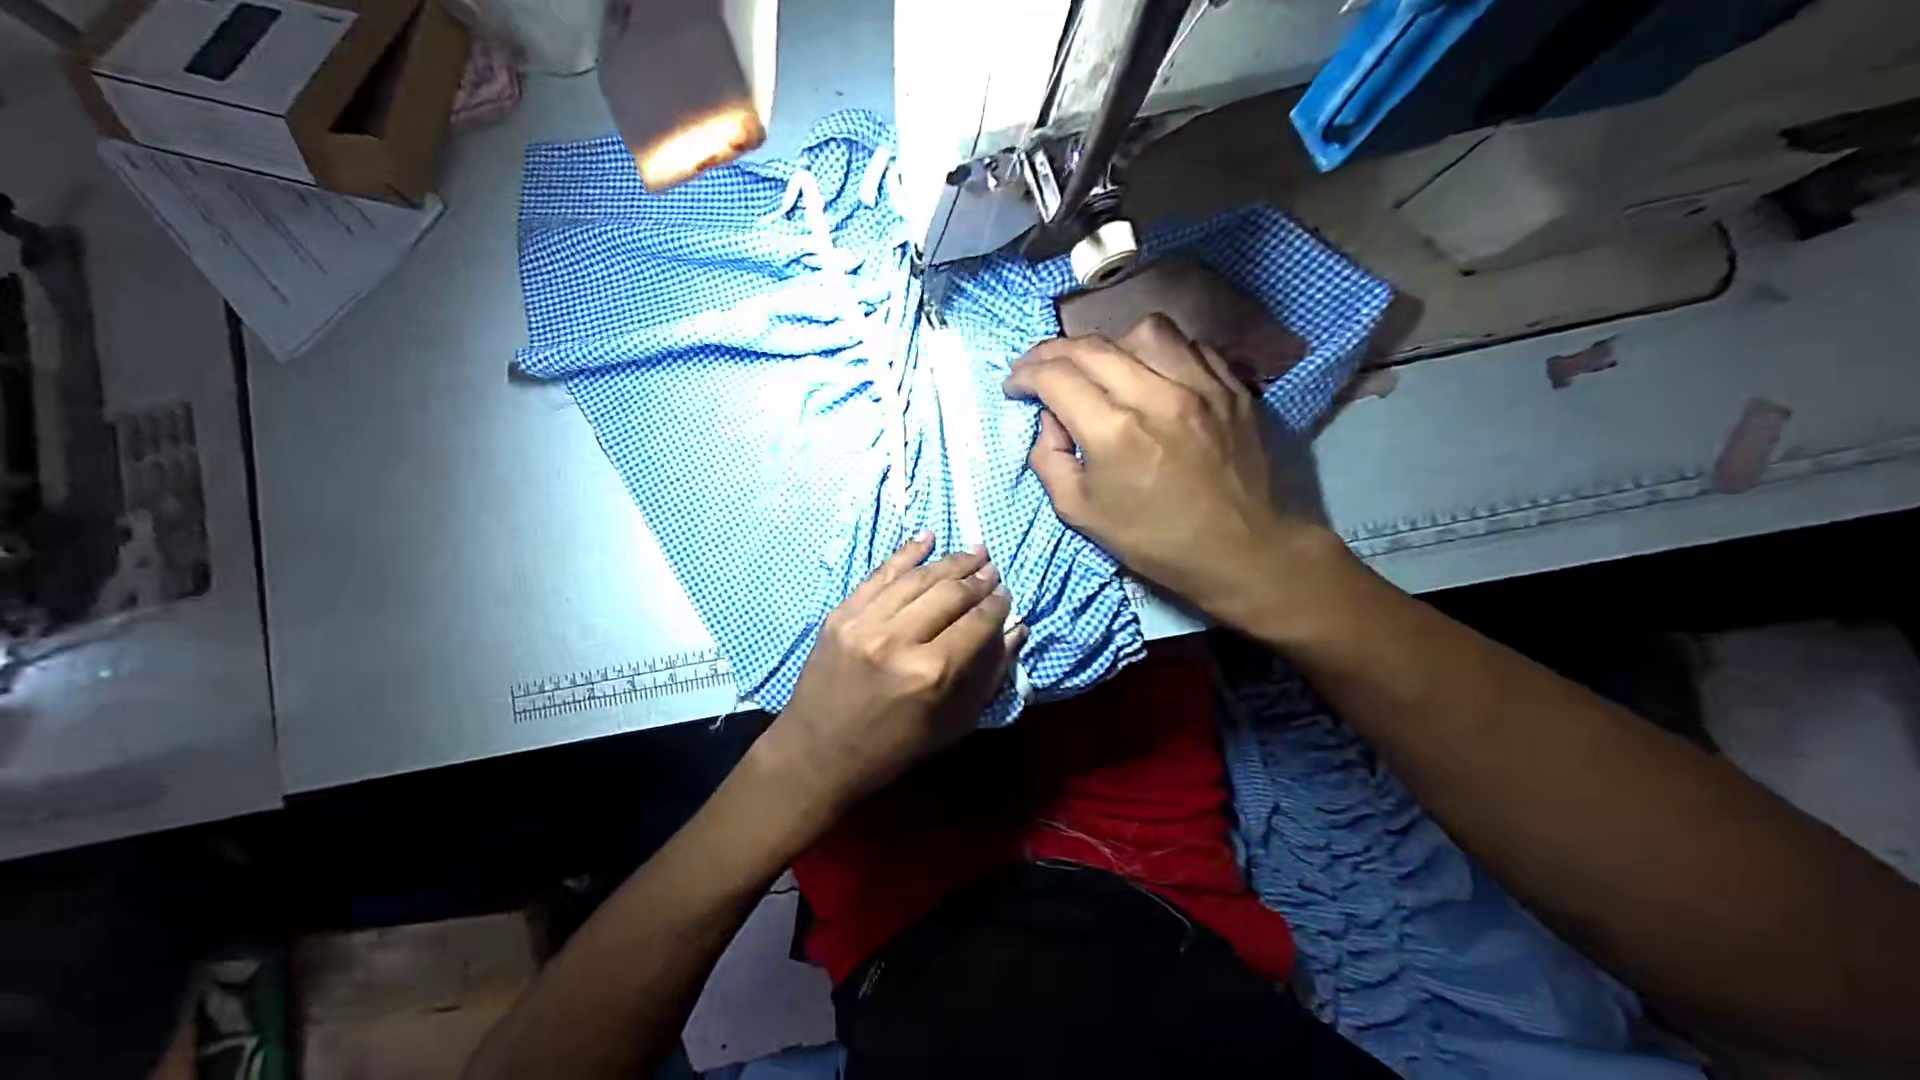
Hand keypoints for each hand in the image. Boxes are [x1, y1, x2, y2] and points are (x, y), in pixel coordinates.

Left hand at [760, 534, 1025, 812]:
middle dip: (978, 578)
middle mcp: (899, 640)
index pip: (978, 622)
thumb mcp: (953, 724)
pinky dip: (905, 553)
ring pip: (917, 578)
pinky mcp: (841, 614)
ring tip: (973, 552)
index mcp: (932, 673)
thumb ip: (988, 673)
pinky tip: (927, 538)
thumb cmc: (894, 748)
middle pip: (950, 593)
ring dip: (949, 561)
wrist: (819, 754)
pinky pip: (879, 575)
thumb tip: (1016, 629)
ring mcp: (865, 622)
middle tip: (993, 569)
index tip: (1007, 594)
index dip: (997, 605)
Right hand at [1002, 314, 1343, 627]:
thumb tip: (1049, 418)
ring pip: (1143, 331)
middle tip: (1039, 368)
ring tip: (1102, 367)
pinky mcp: (1231, 386)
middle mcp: (1156, 395)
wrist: (1241, 550)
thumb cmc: (1153, 539)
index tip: (1015, 385)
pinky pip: (1189, 345)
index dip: (1024, 374)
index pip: (1055, 376)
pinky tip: (1152, 374)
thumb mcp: (1080, 513)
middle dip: (1052, 352)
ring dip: (1110, 344)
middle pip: (1091, 346)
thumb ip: (1048, 459)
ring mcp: (1201, 384)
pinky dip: (1160, 353)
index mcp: (1113, 432)